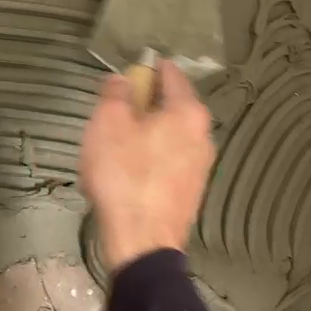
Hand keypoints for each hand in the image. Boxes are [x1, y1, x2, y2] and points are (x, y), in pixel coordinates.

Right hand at [78, 62, 215, 272]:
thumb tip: (123, 79)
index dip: (147, 67)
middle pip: (172, 106)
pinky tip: (126, 174)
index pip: (171, 74)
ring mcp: (200, 166)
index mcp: (188, 112)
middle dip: (144, 105)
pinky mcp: (191, 192)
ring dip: (145, 134)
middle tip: (113, 112)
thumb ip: (116, 93)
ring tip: (115, 146)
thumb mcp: (108, 124)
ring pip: (169, 136)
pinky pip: (168, 162)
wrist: (141, 242)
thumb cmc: (123, 176)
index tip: (126, 72)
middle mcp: (203, 135)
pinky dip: (149, 159)